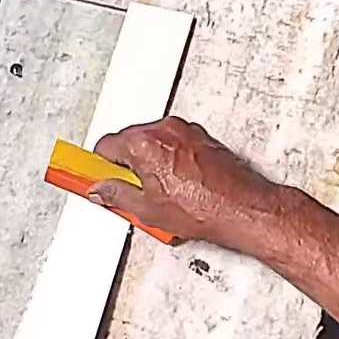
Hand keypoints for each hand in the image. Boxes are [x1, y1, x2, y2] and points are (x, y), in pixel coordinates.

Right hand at [89, 117, 289, 250]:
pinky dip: (169, 159)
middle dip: (126, 164)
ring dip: (148, 161)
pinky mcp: (201, 136)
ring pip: (152, 141)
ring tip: (158, 192)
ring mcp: (185, 130)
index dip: (99, 165)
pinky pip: (173, 143)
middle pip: (129, 141)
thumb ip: (116, 195)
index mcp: (144, 144)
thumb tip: (102, 190)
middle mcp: (164, 129)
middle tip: (129, 190)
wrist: (242, 209)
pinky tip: (176, 185)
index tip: (96, 175)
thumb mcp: (147, 209)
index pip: (105, 146)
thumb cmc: (203, 209)